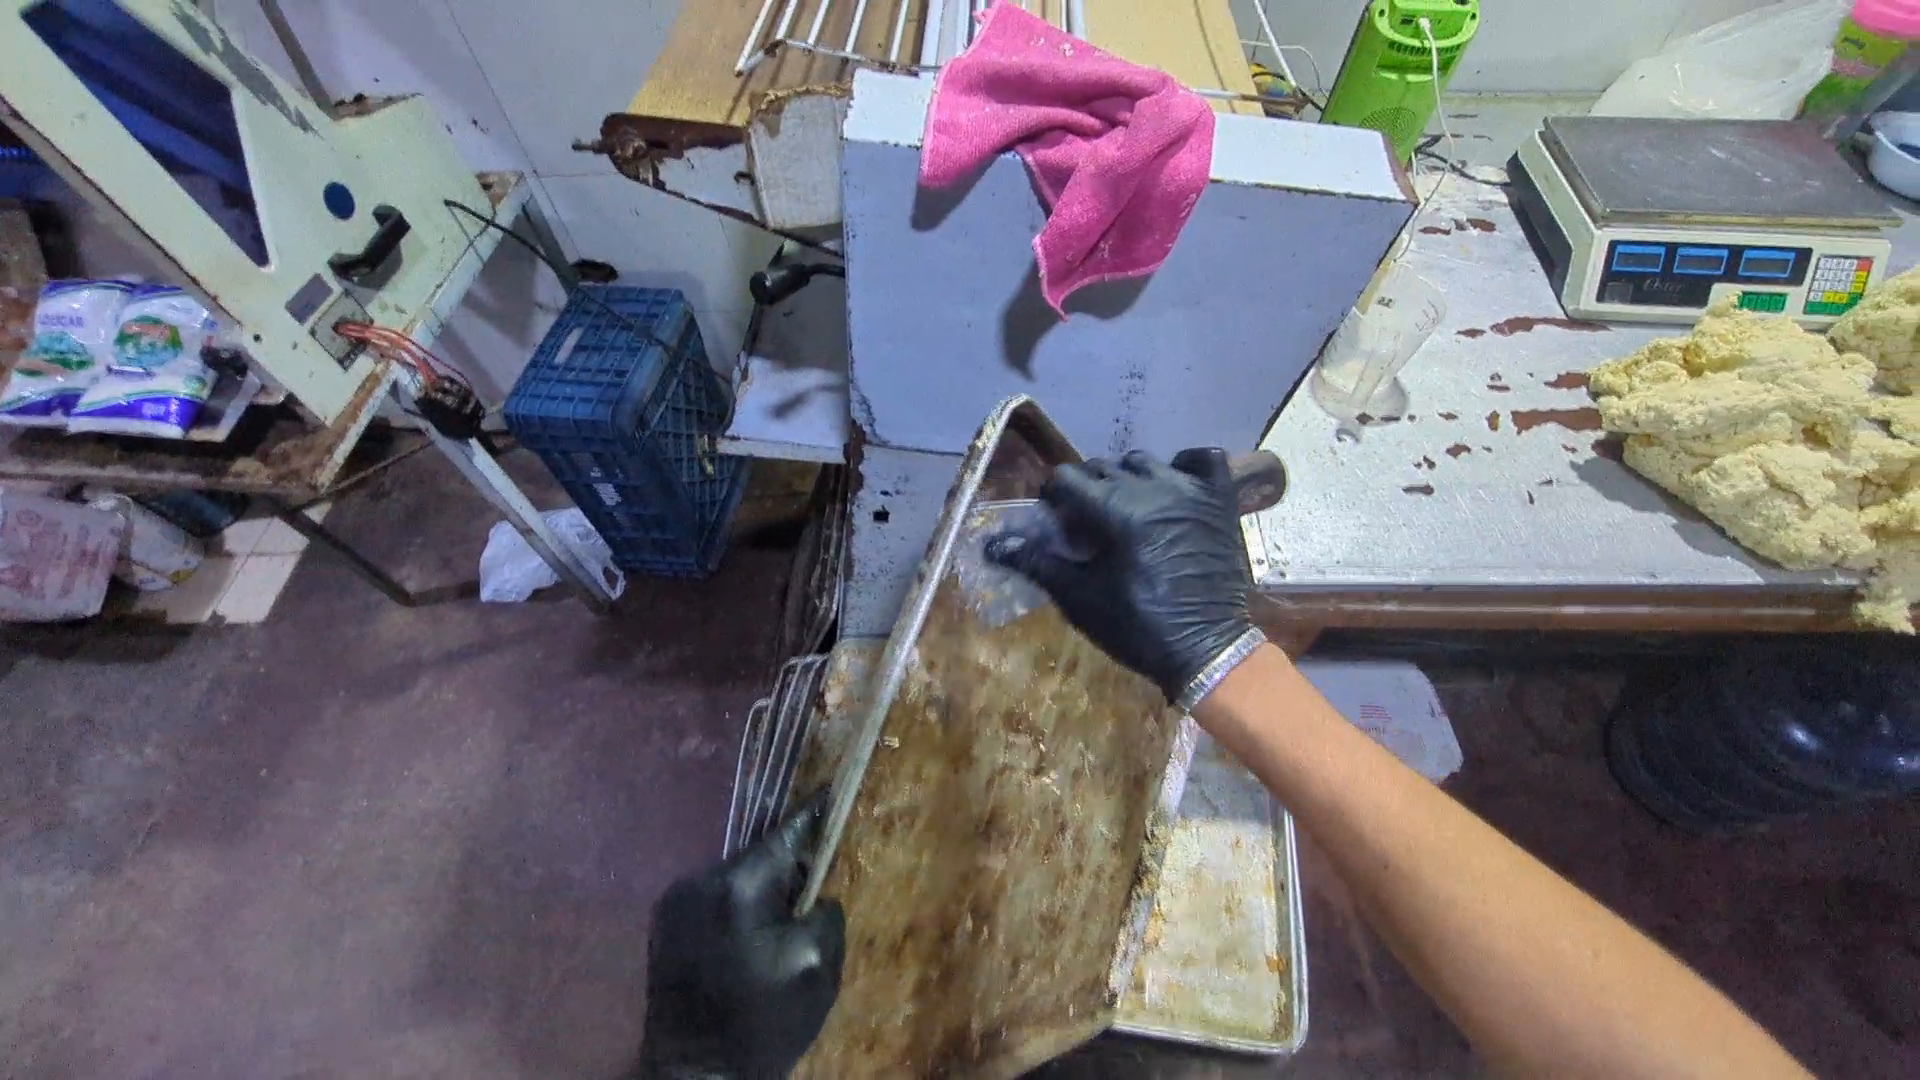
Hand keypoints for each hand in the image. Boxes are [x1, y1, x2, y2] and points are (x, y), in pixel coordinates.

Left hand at [639, 797, 844, 1078]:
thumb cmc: (763, 1024)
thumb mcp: (817, 967)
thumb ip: (824, 912)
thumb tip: (813, 891)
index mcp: (739, 888)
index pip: (784, 834)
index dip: (811, 815)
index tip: (829, 790)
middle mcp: (699, 882)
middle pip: (759, 854)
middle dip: (787, 864)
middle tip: (811, 880)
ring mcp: (674, 902)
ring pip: (736, 874)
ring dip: (760, 885)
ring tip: (779, 915)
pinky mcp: (664, 923)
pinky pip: (714, 894)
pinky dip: (737, 902)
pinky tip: (749, 932)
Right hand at [985, 447, 1256, 705]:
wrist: (1206, 650)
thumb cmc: (1137, 627)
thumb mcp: (1080, 598)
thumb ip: (1038, 563)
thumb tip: (994, 545)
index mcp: (1117, 510)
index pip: (1067, 477)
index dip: (1053, 497)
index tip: (1056, 523)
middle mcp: (1154, 489)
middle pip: (1103, 466)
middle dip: (1085, 489)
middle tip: (1087, 524)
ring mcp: (1191, 490)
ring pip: (1144, 461)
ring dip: (1126, 478)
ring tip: (1126, 510)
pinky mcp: (1219, 500)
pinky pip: (1201, 458)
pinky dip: (1183, 466)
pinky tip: (1172, 489)